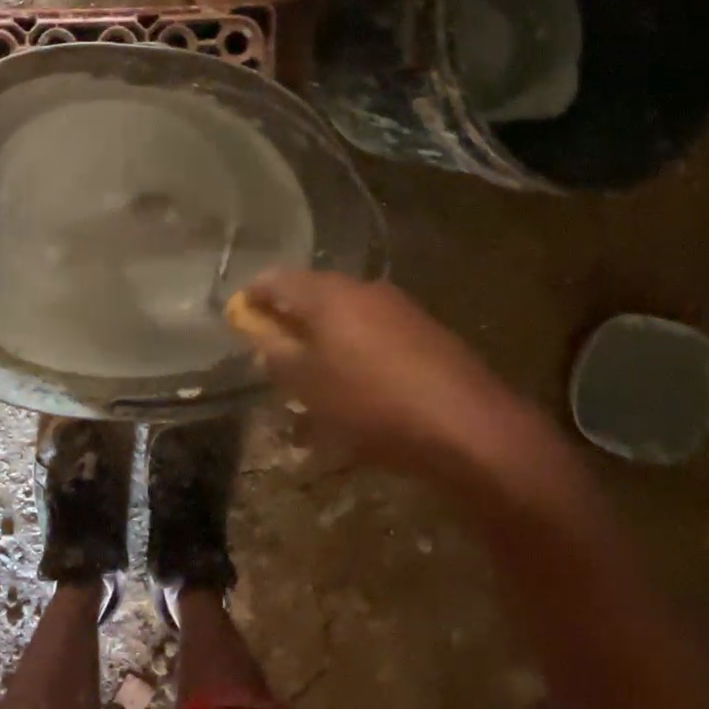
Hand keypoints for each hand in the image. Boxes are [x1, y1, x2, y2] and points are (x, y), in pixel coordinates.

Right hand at [231, 271, 521, 474]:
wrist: (470, 428)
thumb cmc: (371, 403)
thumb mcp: (308, 386)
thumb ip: (277, 355)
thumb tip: (261, 335)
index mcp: (328, 294)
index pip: (276, 280)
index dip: (253, 296)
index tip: (239, 317)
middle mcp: (364, 289)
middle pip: (314, 294)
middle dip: (290, 319)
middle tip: (274, 349)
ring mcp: (401, 309)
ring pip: (347, 316)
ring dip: (325, 338)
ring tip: (314, 375)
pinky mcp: (428, 334)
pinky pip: (376, 334)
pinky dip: (357, 351)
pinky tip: (358, 387)